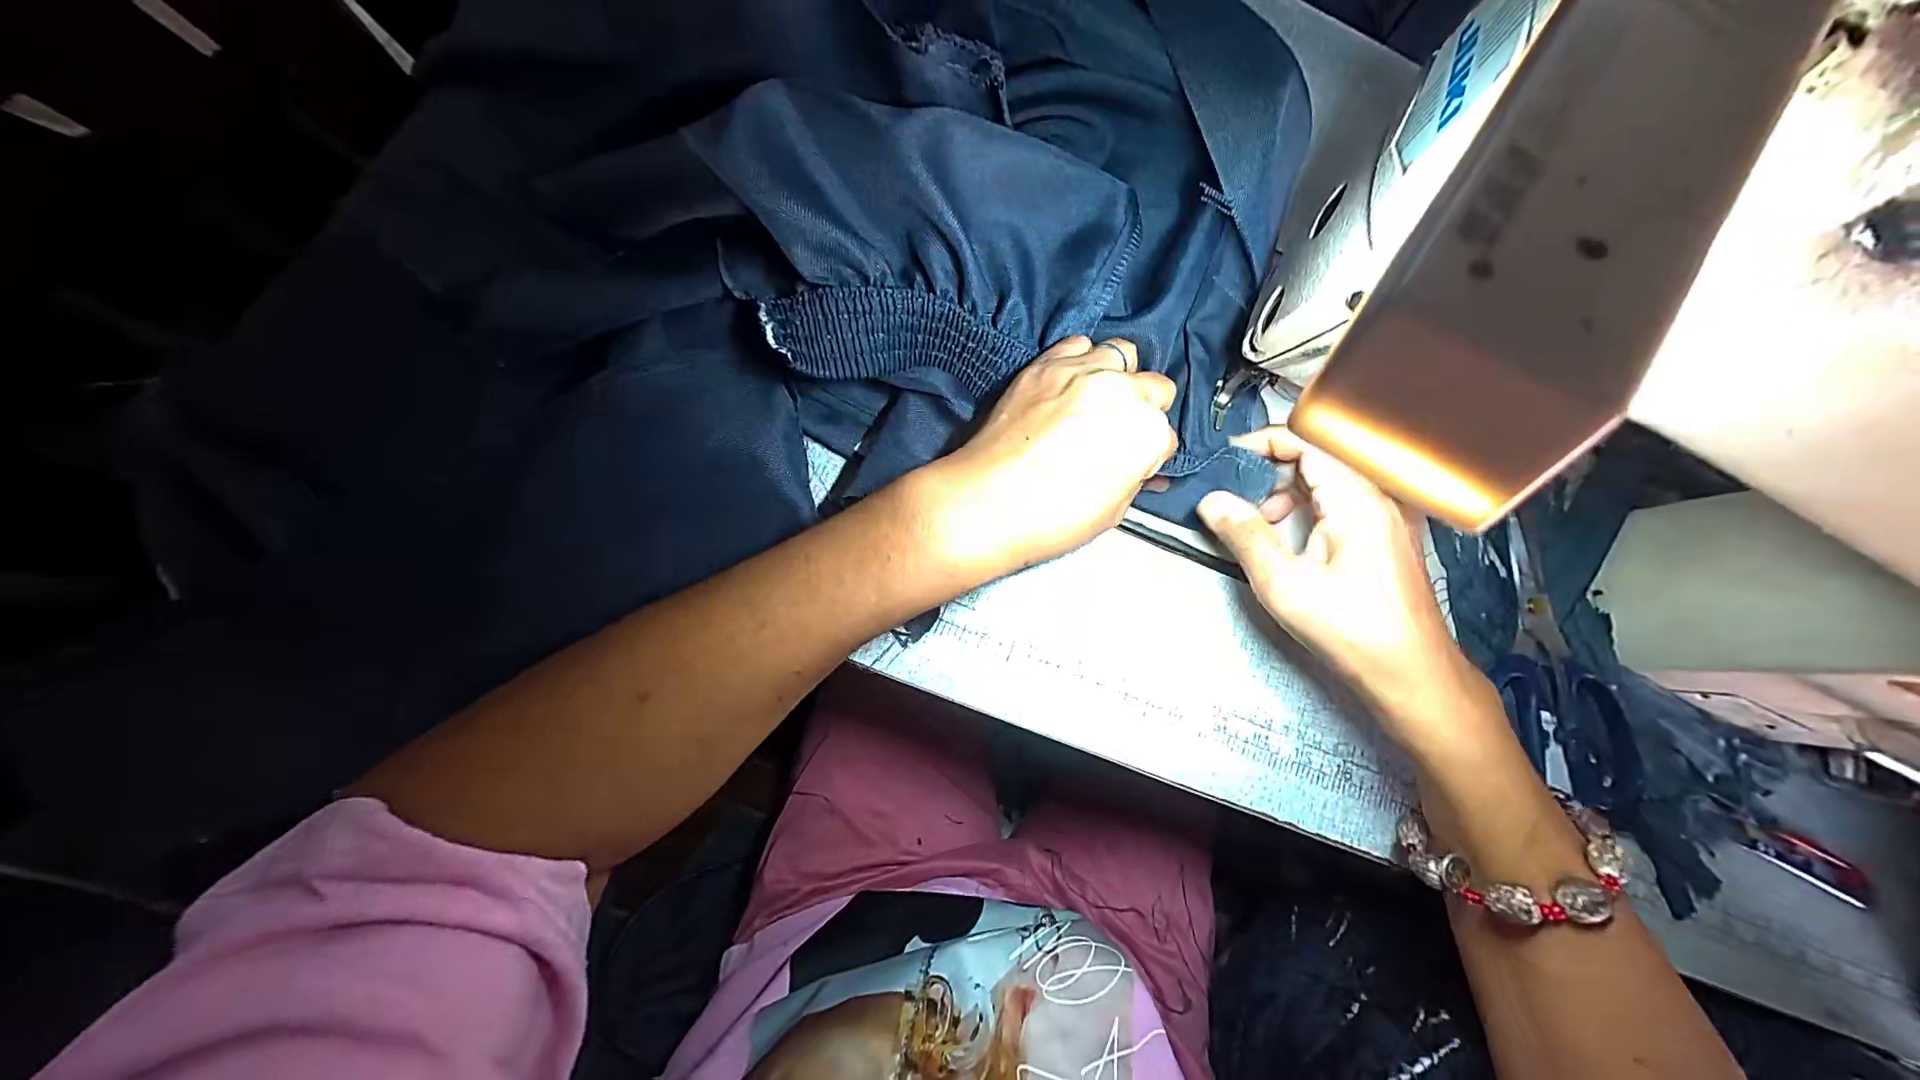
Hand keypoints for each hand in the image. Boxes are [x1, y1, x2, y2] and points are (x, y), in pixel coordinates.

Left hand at [910, 335, 1177, 582]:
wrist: (988, 500)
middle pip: (1154, 387)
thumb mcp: (1112, 511)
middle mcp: (1123, 392)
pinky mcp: (1046, 364)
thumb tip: (1136, 468)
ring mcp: (1083, 372)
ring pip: (1121, 354)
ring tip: (1098, 399)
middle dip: (1142, 409)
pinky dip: (1081, 360)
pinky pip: (1078, 345)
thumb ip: (1133, 478)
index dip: (1148, 452)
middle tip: (1118, 430)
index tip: (1131, 460)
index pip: (1166, 437)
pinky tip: (1070, 383)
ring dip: (1117, 375)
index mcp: (1148, 433)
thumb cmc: (1050, 517)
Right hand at [1197, 426, 1504, 762]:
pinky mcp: (1381, 534)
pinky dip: (1303, 507)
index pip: (1306, 441)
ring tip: (1255, 519)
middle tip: (1232, 496)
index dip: (1260, 444)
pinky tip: (1284, 534)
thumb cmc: (1354, 631)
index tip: (1226, 462)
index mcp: (1359, 499)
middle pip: (1315, 456)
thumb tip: (1213, 502)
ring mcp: (1384, 515)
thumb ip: (1244, 534)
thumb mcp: (1283, 583)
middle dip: (1267, 471)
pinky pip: (1337, 501)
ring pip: (1325, 479)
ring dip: (1283, 490)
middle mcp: (1378, 497)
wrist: (1409, 672)